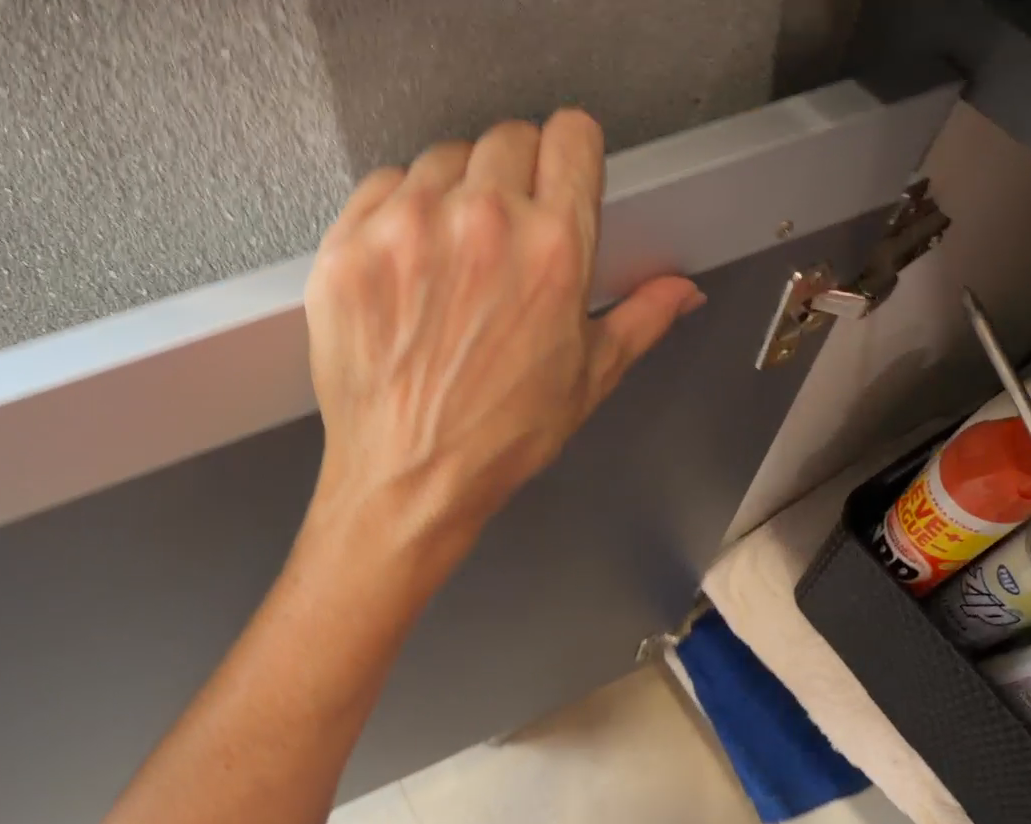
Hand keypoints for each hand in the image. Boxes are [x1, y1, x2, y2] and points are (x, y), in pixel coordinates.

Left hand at [303, 110, 703, 563]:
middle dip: (514, 176)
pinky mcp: (350, 246)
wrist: (407, 481)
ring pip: (441, 159)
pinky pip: (381, 188)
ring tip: (450, 258)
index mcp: (553, 250)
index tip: (558, 175)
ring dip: (453, 194)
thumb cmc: (498, 440)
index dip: (570, 155)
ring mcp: (407, 230)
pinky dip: (395, 214)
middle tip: (503, 233)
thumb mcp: (587, 381)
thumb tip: (680, 291)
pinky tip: (405, 267)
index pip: (571, 135)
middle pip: (507, 139)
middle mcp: (481, 224)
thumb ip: (640, 320)